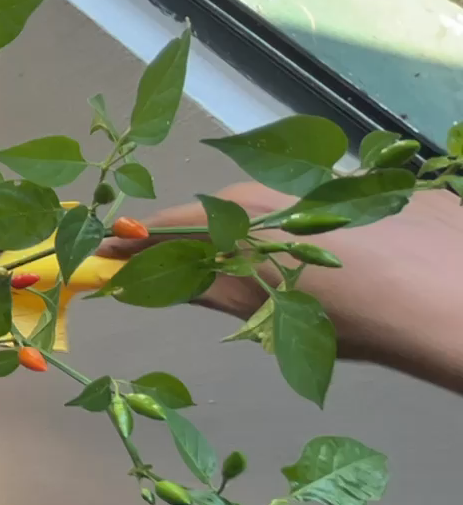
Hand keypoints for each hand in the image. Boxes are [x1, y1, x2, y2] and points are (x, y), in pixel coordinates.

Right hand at [101, 183, 462, 392]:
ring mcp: (342, 185)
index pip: (167, 223)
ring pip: (277, 206)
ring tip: (281, 267)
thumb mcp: (261, 311)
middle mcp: (283, 188)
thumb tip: (133, 276)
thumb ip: (192, 285)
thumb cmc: (357, 320)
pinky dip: (320, 228)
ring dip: (259, 232)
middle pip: (219, 210)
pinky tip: (354, 260)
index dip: (132, 239)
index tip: (108, 250)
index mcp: (243, 215)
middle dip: (197, 236)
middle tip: (198, 270)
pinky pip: (334, 205)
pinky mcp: (396, 191)